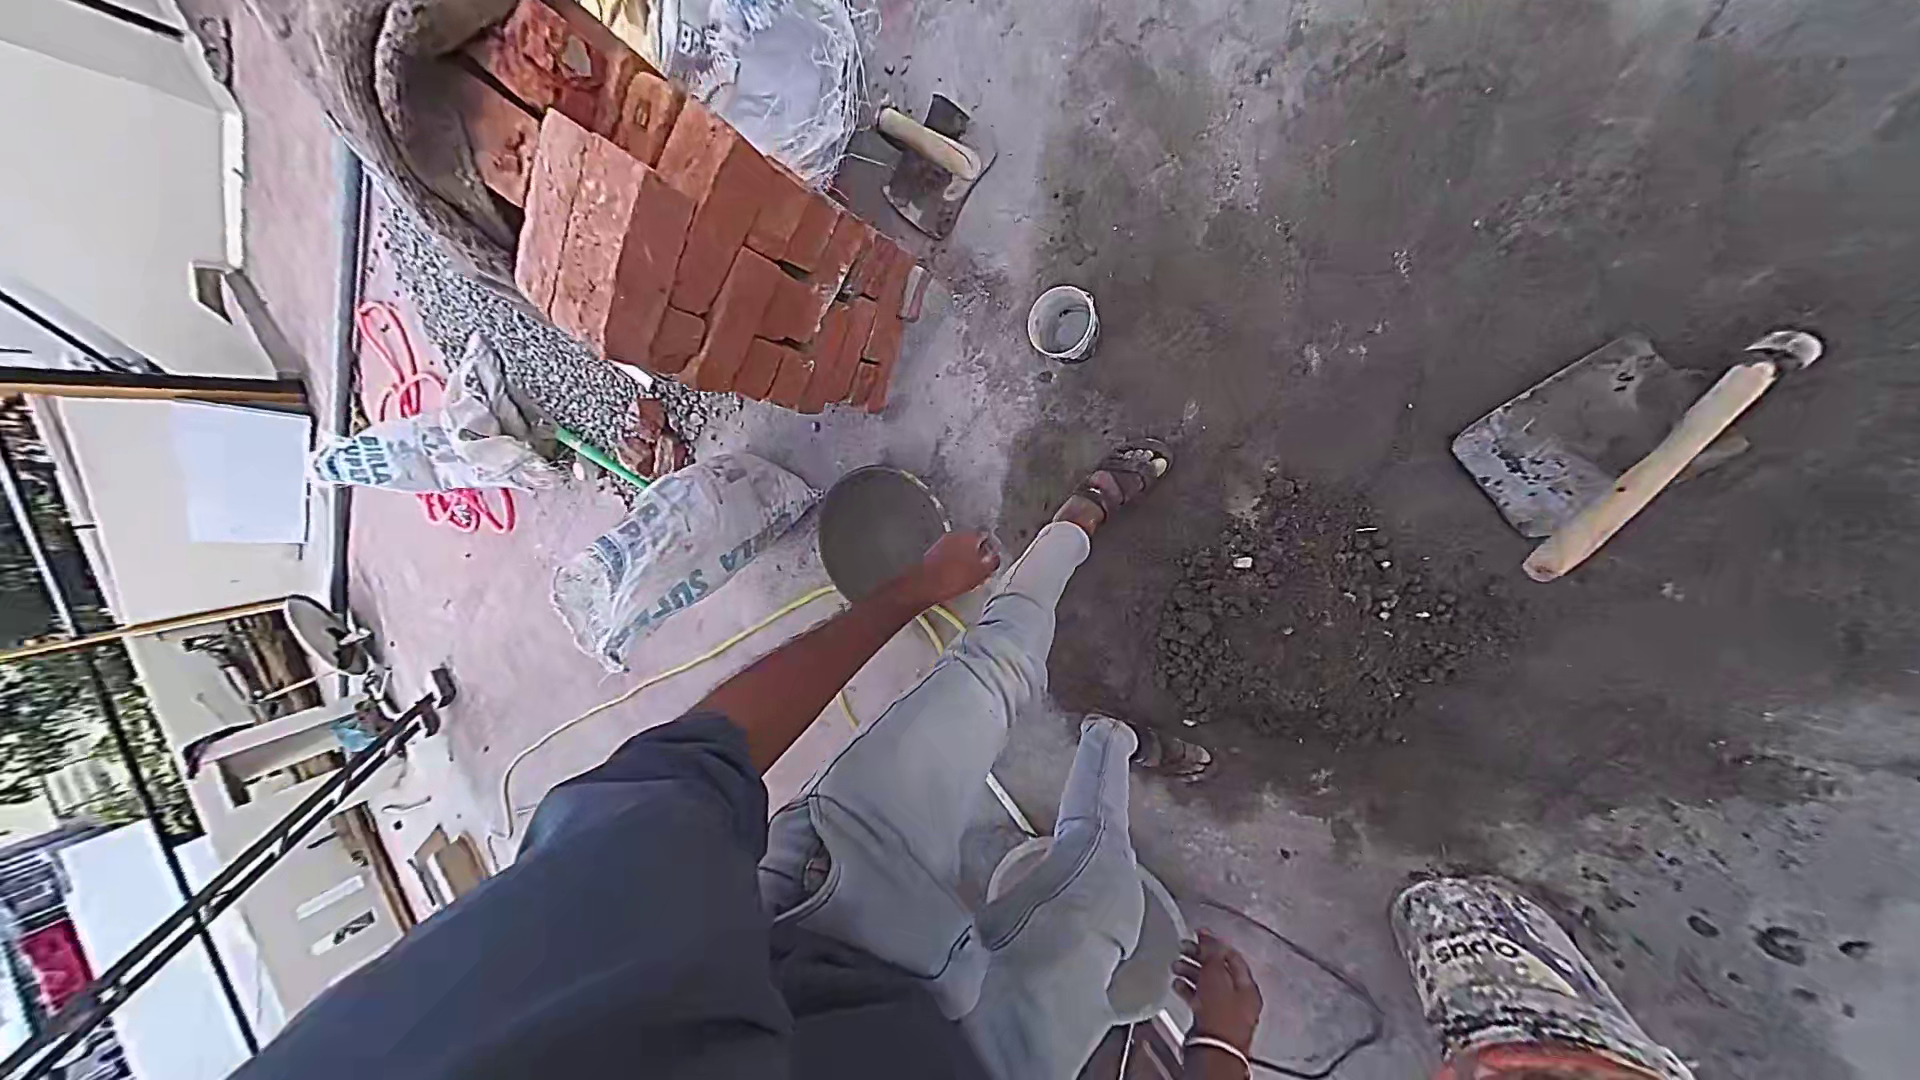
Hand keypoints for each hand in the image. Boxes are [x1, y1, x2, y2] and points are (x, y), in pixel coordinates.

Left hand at [904, 530, 1000, 606]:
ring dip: (964, 559)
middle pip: (971, 542)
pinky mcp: (932, 553)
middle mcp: (955, 535)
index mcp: (970, 535)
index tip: (992, 558)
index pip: (985, 536)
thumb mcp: (982, 573)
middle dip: (977, 553)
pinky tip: (955, 576)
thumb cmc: (953, 577)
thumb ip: (992, 562)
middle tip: (981, 568)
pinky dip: (953, 563)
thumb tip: (996, 559)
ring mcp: (942, 543)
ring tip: (968, 575)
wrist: (927, 584)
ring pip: (959, 549)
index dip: (991, 548)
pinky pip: (948, 556)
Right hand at [1174, 930, 1262, 1052]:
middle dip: (1199, 957)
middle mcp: (1239, 999)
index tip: (1199, 934)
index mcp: (1247, 987)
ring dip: (1191, 971)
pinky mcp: (1212, 1020)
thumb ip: (1212, 953)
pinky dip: (1188, 989)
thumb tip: (1209, 937)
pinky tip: (1178, 984)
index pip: (1231, 956)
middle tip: (1184, 948)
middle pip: (1218, 969)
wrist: (1211, 1049)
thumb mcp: (1215, 974)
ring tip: (1176, 966)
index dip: (1214, 942)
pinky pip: (1200, 998)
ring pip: (1207, 983)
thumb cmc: (1219, 1014)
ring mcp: (1225, 1011)